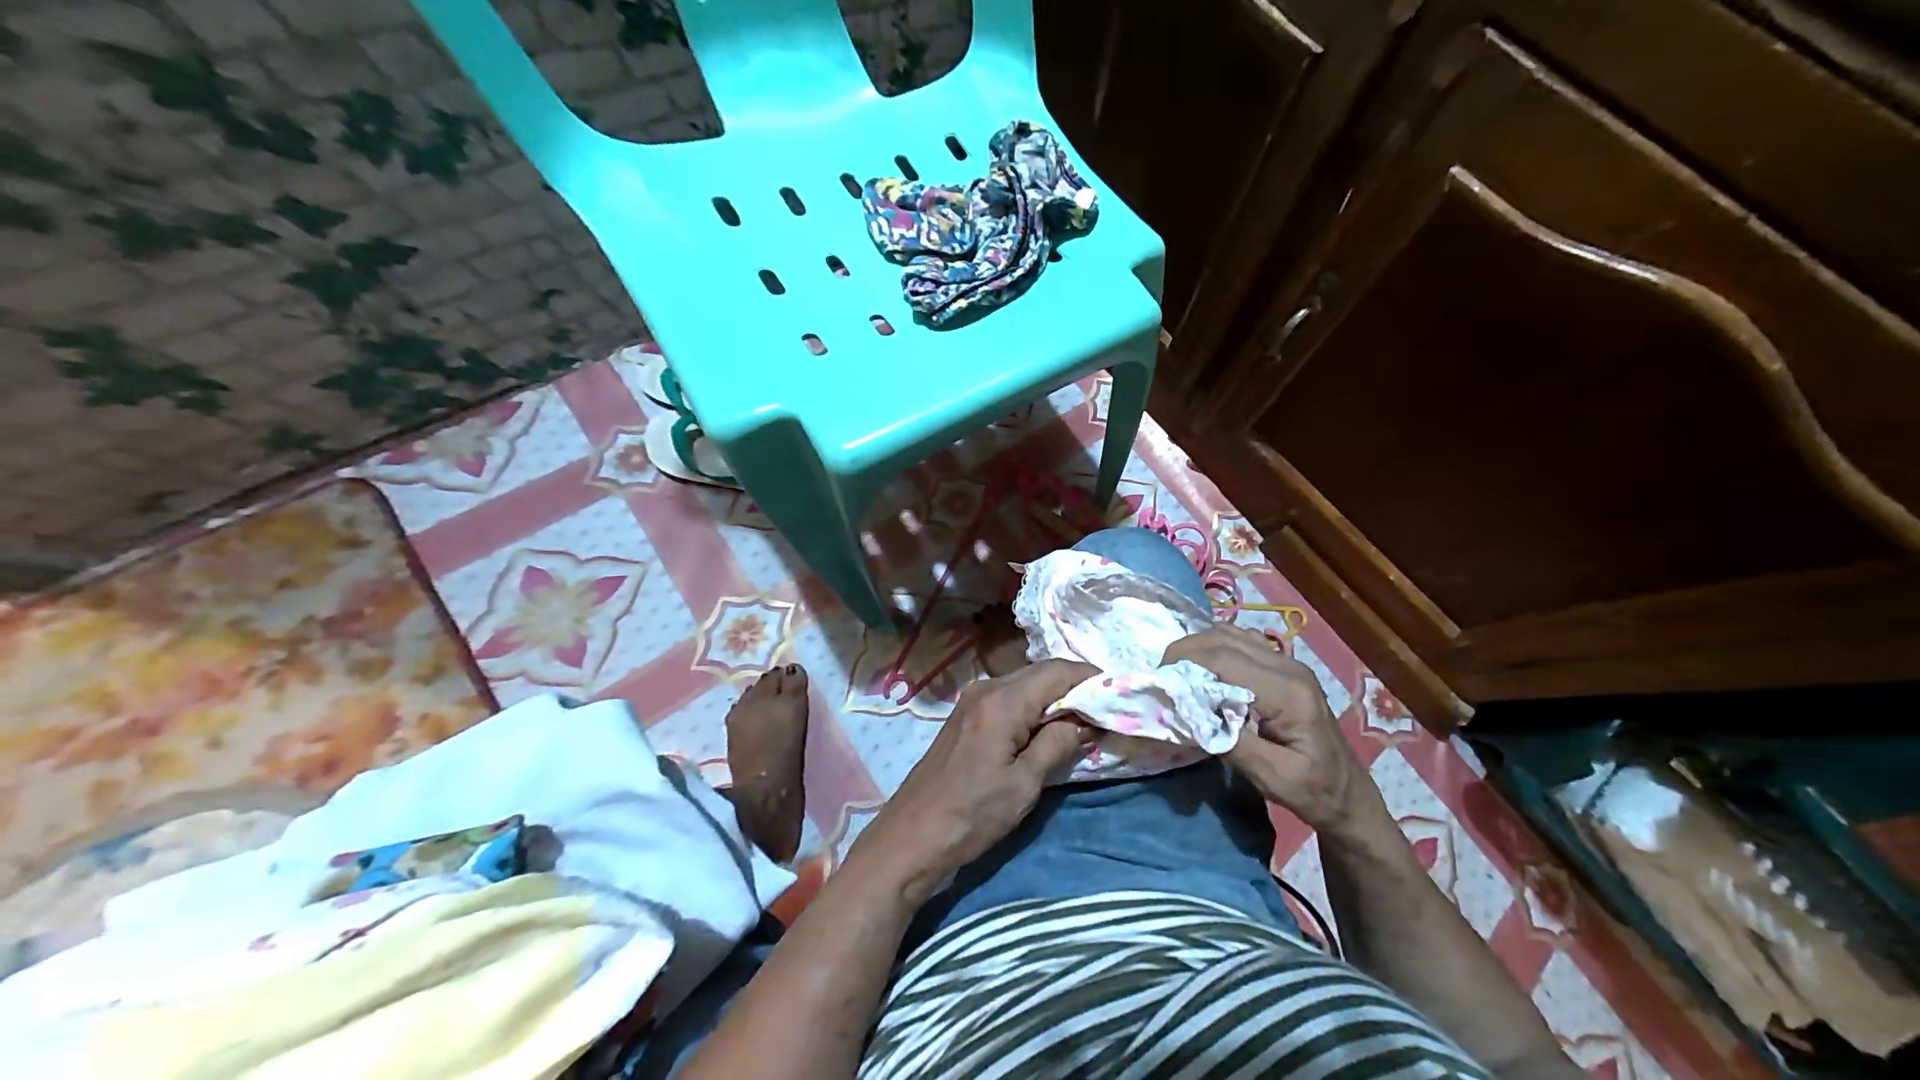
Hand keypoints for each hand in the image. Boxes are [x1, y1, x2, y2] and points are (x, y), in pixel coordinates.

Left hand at [850, 659, 1098, 902]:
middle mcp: (985, 689)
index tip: (1119, 692)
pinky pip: (1008, 698)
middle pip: (1040, 672)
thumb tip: (1084, 722)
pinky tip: (1049, 726)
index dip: (1090, 676)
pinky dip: (1033, 706)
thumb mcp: (1023, 784)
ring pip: (1024, 684)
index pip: (1057, 671)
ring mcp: (971, 701)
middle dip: (1075, 686)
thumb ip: (1057, 745)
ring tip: (1085, 719)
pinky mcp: (965, 716)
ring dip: (1054, 697)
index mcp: (1002, 701)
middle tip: (1107, 707)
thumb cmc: (971, 815)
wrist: (911, 837)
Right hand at [1163, 626, 1388, 837]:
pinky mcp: (1283, 666)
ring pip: (1231, 633)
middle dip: (1185, 651)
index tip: (1160, 681)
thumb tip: (1190, 712)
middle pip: (1224, 639)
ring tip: (1177, 672)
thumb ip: (1231, 742)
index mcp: (1287, 693)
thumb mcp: (1271, 777)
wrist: (1348, 794)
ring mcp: (1288, 663)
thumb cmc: (1313, 790)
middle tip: (1161, 676)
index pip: (1224, 659)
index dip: (1185, 662)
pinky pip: (1241, 641)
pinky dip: (1214, 647)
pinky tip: (1203, 670)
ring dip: (1198, 647)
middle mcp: (1288, 667)